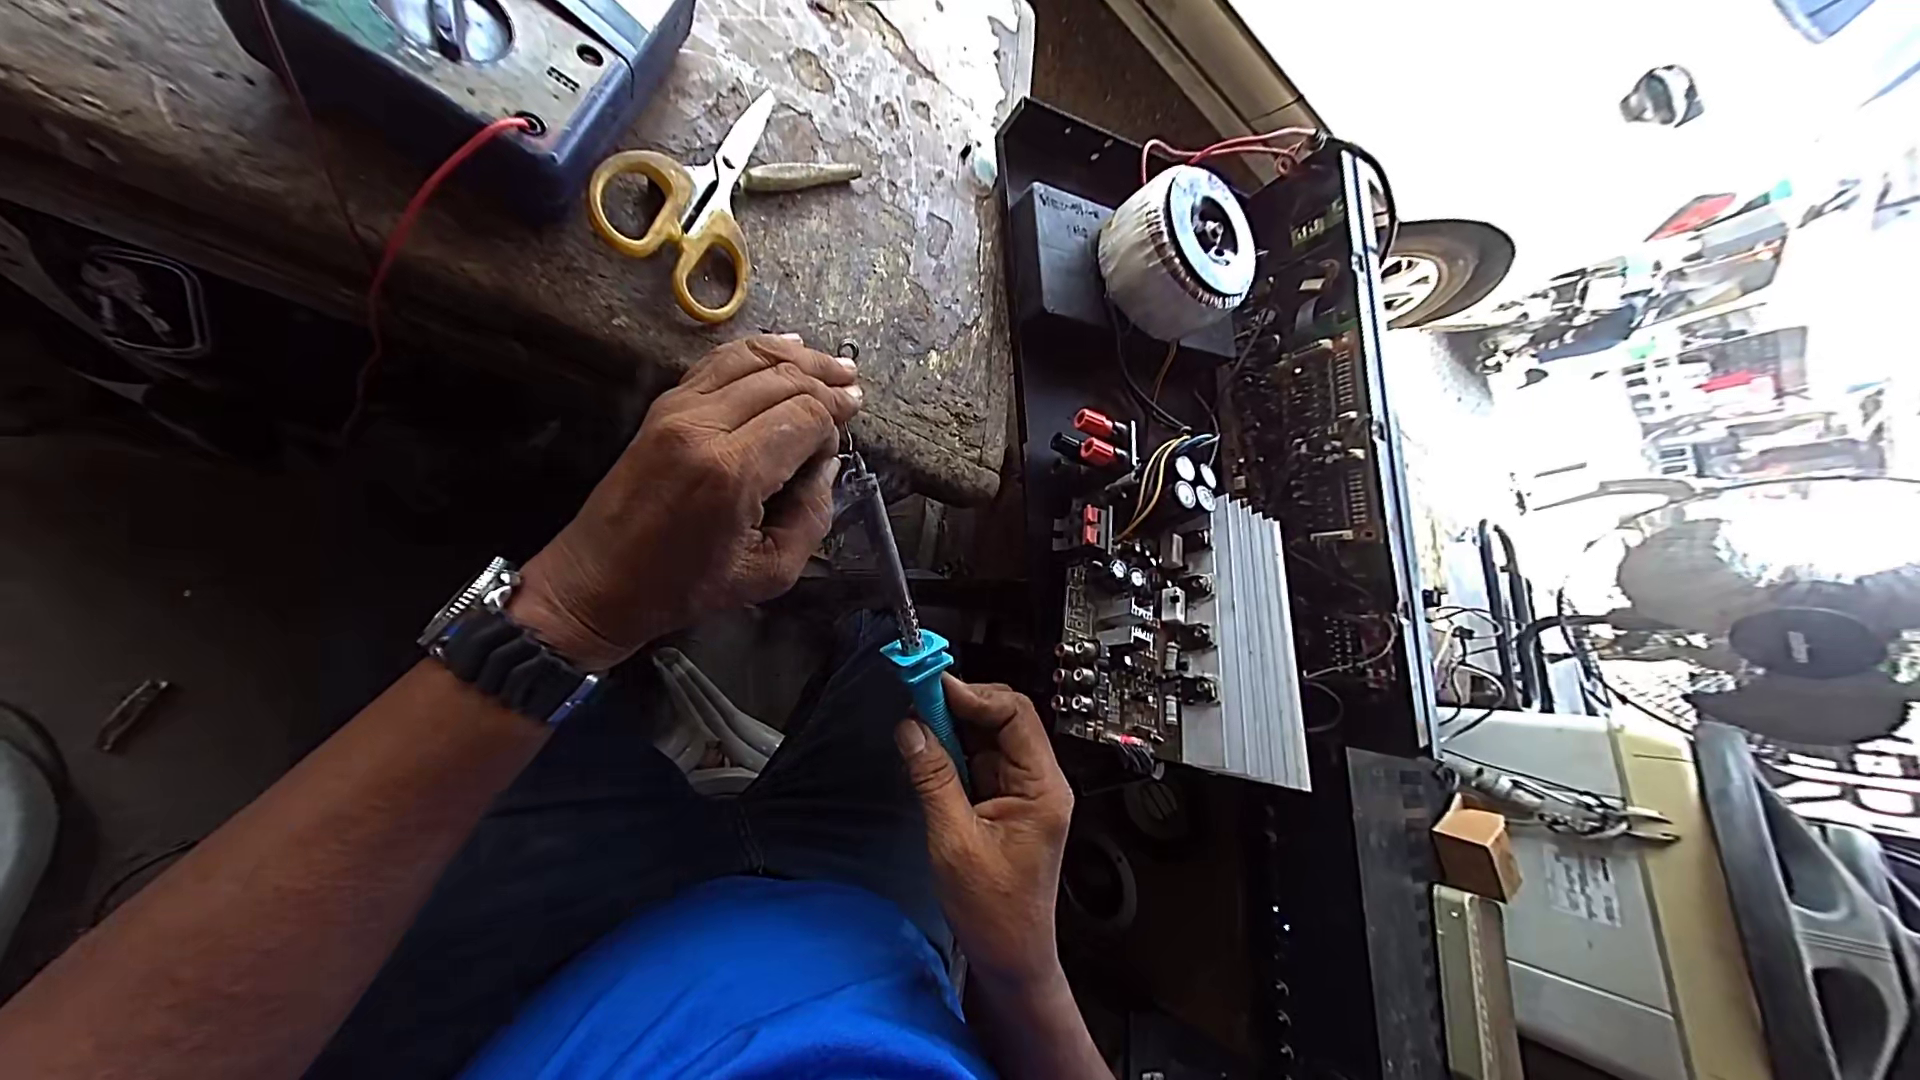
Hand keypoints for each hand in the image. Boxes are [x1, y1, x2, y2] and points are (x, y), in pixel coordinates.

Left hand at [512, 335, 861, 669]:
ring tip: (835, 366)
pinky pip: (719, 362)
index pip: (805, 416)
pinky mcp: (664, 407)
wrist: (599, 581)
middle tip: (854, 393)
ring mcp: (678, 409)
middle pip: (784, 379)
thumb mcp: (771, 572)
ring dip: (800, 358)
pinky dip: (758, 350)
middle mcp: (704, 426)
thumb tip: (825, 465)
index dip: (833, 424)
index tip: (835, 449)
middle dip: (827, 384)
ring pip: (753, 358)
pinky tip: (788, 347)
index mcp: (732, 471)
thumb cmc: (685, 587)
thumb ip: (813, 516)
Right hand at [896, 676, 1073, 987]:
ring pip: (987, 734)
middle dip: (961, 704)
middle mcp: (1036, 780)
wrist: (1010, 959)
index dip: (974, 695)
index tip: (934, 685)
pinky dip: (950, 747)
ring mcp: (1018, 787)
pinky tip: (927, 745)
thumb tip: (912, 729)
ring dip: (952, 723)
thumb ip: (934, 779)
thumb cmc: (997, 914)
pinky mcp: (1000, 797)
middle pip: (1003, 717)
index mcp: (1042, 787)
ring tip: (917, 718)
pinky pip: (976, 756)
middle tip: (919, 696)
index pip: (1015, 715)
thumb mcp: (955, 843)